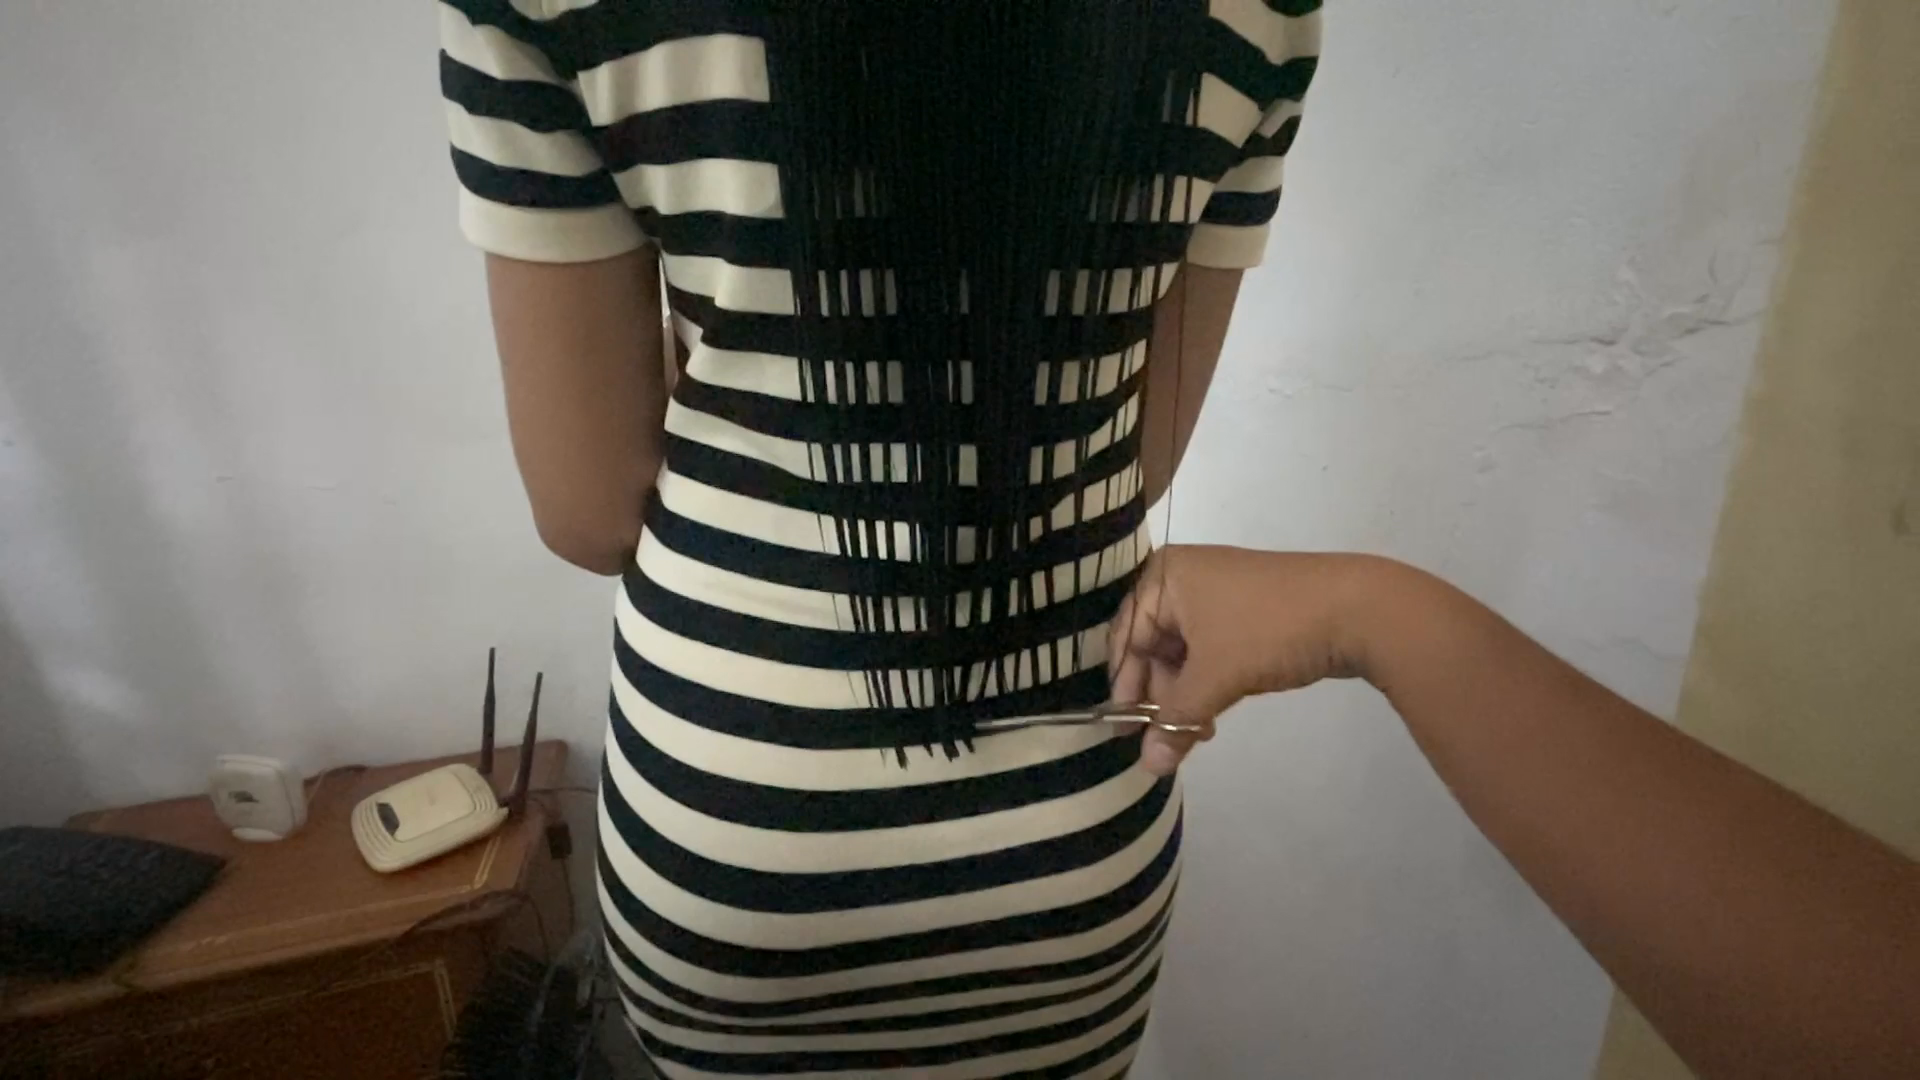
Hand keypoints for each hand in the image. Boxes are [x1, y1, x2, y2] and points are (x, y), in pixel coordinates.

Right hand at [1108, 546, 1387, 774]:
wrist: (1360, 609)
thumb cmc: (1270, 629)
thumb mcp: (1216, 675)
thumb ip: (1175, 720)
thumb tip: (1148, 767)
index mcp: (1164, 577)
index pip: (1127, 637)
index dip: (1126, 687)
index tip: (1125, 732)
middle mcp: (1183, 578)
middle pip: (1153, 646)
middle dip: (1161, 696)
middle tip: (1165, 740)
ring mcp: (1216, 593)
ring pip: (1183, 654)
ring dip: (1186, 696)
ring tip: (1195, 734)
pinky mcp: (1244, 611)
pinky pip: (1209, 651)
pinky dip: (1208, 683)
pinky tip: (1211, 717)